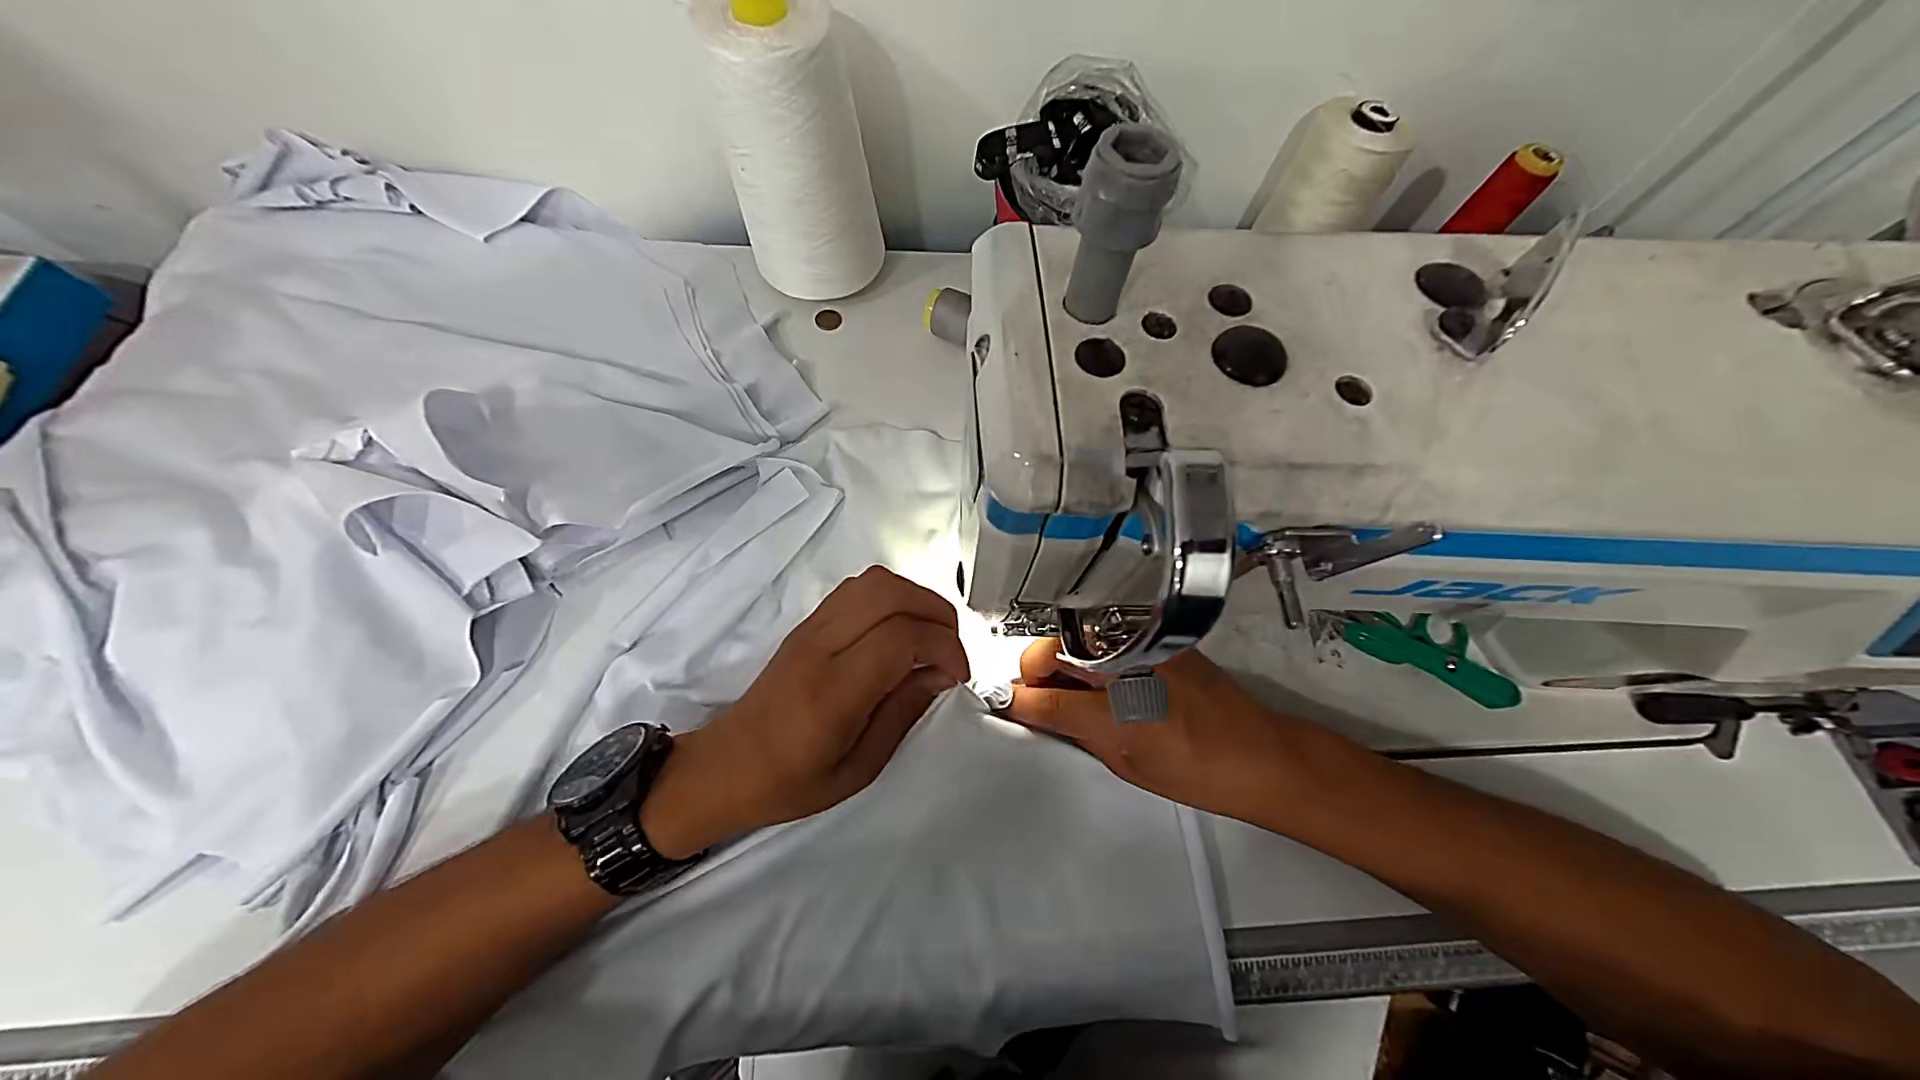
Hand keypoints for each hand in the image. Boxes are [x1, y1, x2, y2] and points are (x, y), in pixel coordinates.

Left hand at [640, 566, 969, 857]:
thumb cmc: (790, 781)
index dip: (944, 646)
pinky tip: (902, 630)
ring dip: (916, 599)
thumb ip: (903, 713)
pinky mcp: (806, 624)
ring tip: (931, 637)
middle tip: (951, 649)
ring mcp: (809, 629)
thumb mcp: (859, 768)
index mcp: (832, 692)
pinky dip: (892, 598)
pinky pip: (857, 589)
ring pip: (874, 581)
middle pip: (889, 592)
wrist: (728, 766)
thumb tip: (941, 673)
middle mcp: (819, 648)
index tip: (957, 674)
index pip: (900, 636)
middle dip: (937, 612)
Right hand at [1003, 638, 1321, 825]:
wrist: (1258, 755)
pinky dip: (1094, 662)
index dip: (1017, 698)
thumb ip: (1069, 728)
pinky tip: (1108, 690)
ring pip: (1076, 642)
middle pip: (1050, 650)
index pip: (1041, 688)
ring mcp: (1140, 642)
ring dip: (1064, 666)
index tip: (1007, 703)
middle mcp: (1124, 657)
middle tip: (1041, 703)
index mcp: (1111, 696)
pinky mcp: (1155, 639)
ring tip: (1080, 700)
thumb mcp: (1121, 758)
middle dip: (1037, 675)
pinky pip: (1106, 642)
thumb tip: (1035, 712)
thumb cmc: (1202, 766)